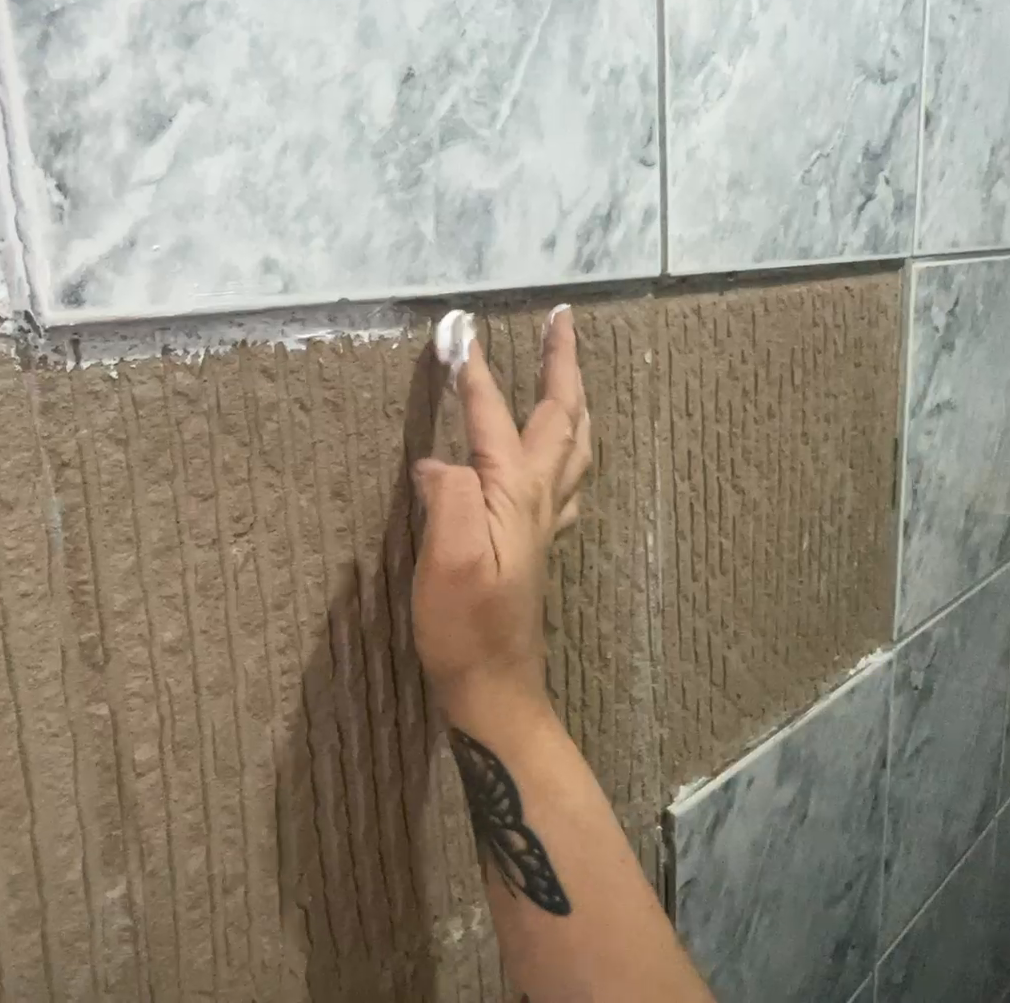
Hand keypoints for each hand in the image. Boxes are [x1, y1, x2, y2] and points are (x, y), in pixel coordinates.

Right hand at [411, 307, 592, 717]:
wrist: (494, 688)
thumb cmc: (464, 629)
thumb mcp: (446, 559)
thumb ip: (448, 496)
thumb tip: (436, 461)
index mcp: (512, 493)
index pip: (492, 415)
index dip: (475, 370)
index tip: (458, 327)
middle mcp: (536, 500)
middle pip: (561, 417)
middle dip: (561, 364)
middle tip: (561, 322)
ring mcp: (542, 523)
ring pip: (573, 445)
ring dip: (572, 399)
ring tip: (568, 371)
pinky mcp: (535, 544)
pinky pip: (565, 480)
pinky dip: (568, 446)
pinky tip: (561, 453)